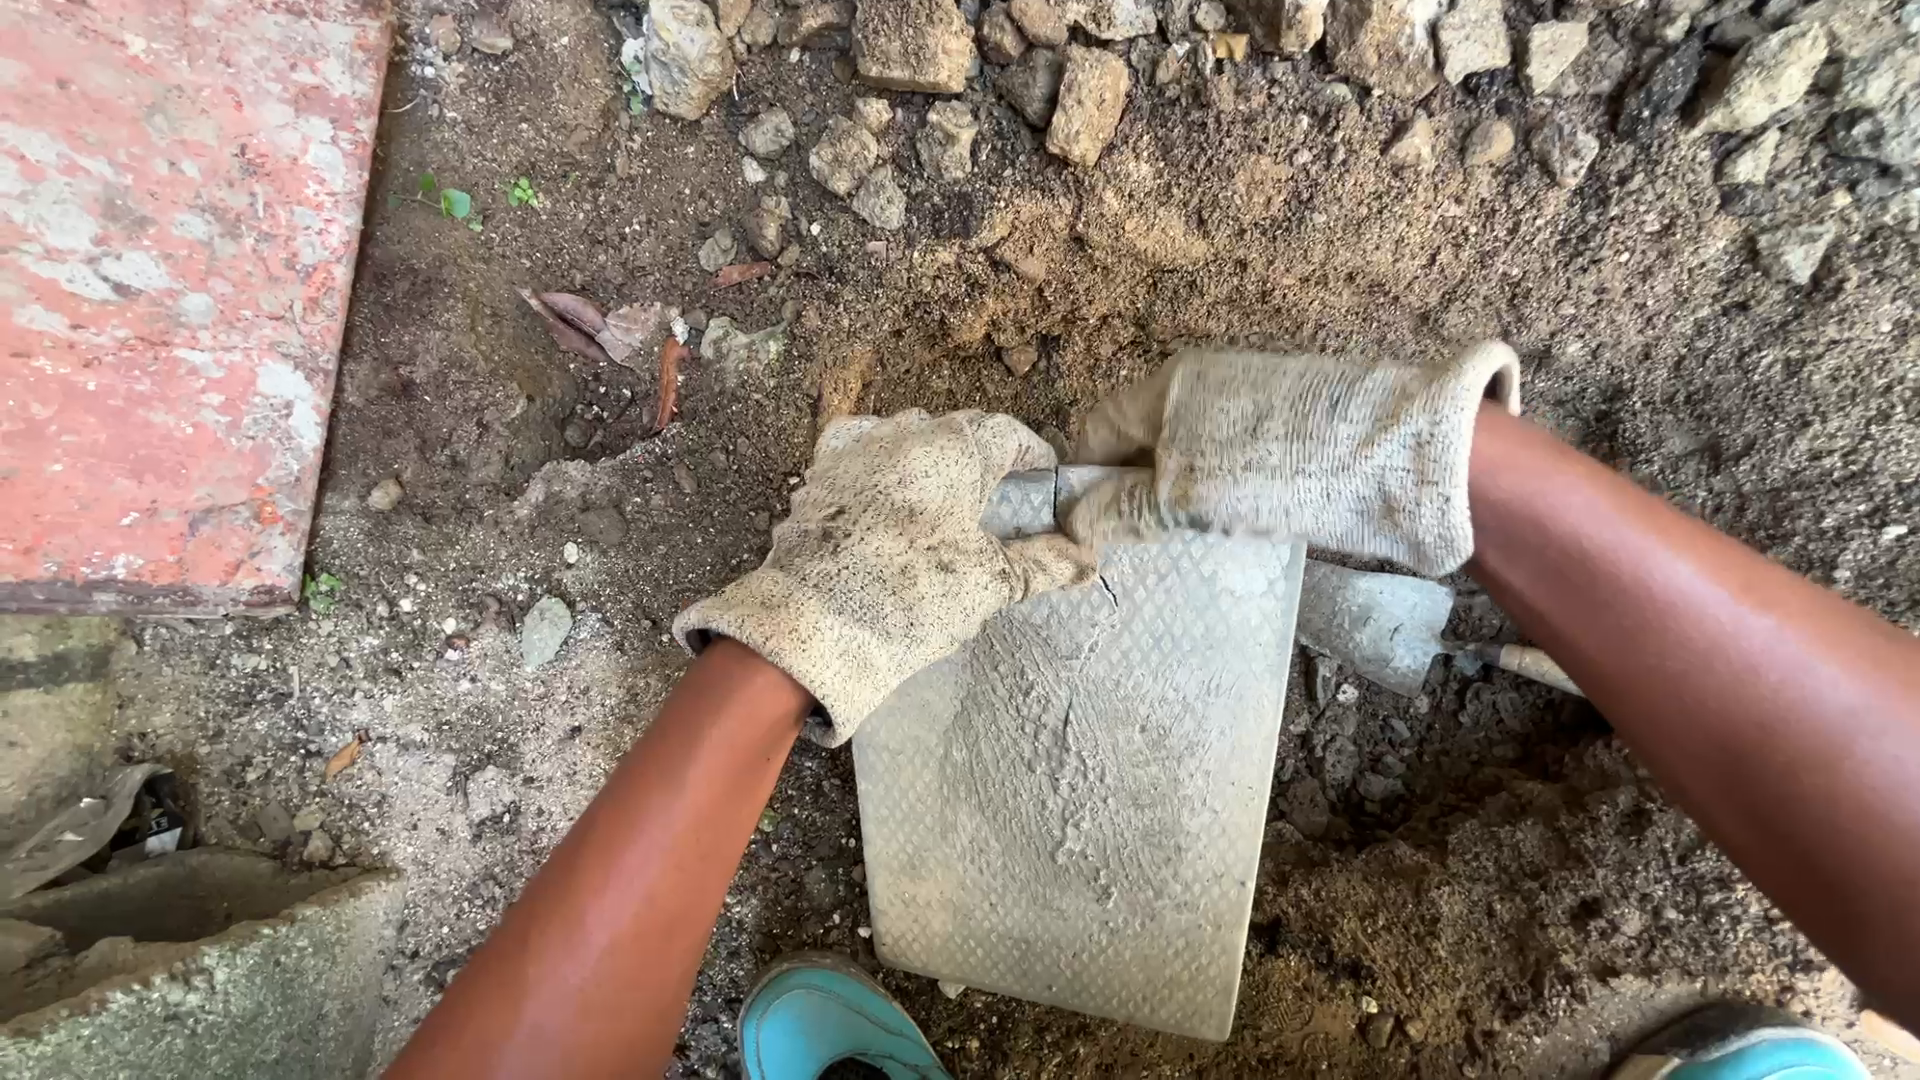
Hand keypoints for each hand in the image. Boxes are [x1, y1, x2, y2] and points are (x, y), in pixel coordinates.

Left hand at [674, 410, 1095, 745]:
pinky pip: (861, 453)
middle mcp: (901, 433)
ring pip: (908, 439)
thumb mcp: (989, 583)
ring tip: (943, 510)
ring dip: (934, 463)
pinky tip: (886, 501)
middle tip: (998, 509)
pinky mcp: (818, 475)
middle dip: (986, 464)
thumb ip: (1045, 564)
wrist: (810, 629)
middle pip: (959, 433)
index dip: (1034, 459)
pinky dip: (883, 468)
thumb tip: (1090, 559)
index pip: (1009, 433)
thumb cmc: (911, 596)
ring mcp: (853, 449)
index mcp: (951, 448)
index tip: (1044, 490)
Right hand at [1066, 342, 1520, 576]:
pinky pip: (1222, 465)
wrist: (1401, 459)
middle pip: (1137, 442)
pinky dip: (1209, 496)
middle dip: (1125, 490)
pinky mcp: (1279, 431)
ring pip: (1180, 456)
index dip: (1081, 474)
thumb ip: (1123, 510)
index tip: (1078, 521)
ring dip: (1168, 497)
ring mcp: (1243, 408)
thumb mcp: (1186, 496)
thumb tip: (1071, 526)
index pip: (1097, 427)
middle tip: (1125, 540)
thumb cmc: (1274, 469)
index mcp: (1166, 387)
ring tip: (1174, 538)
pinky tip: (1223, 525)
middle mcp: (1199, 388)